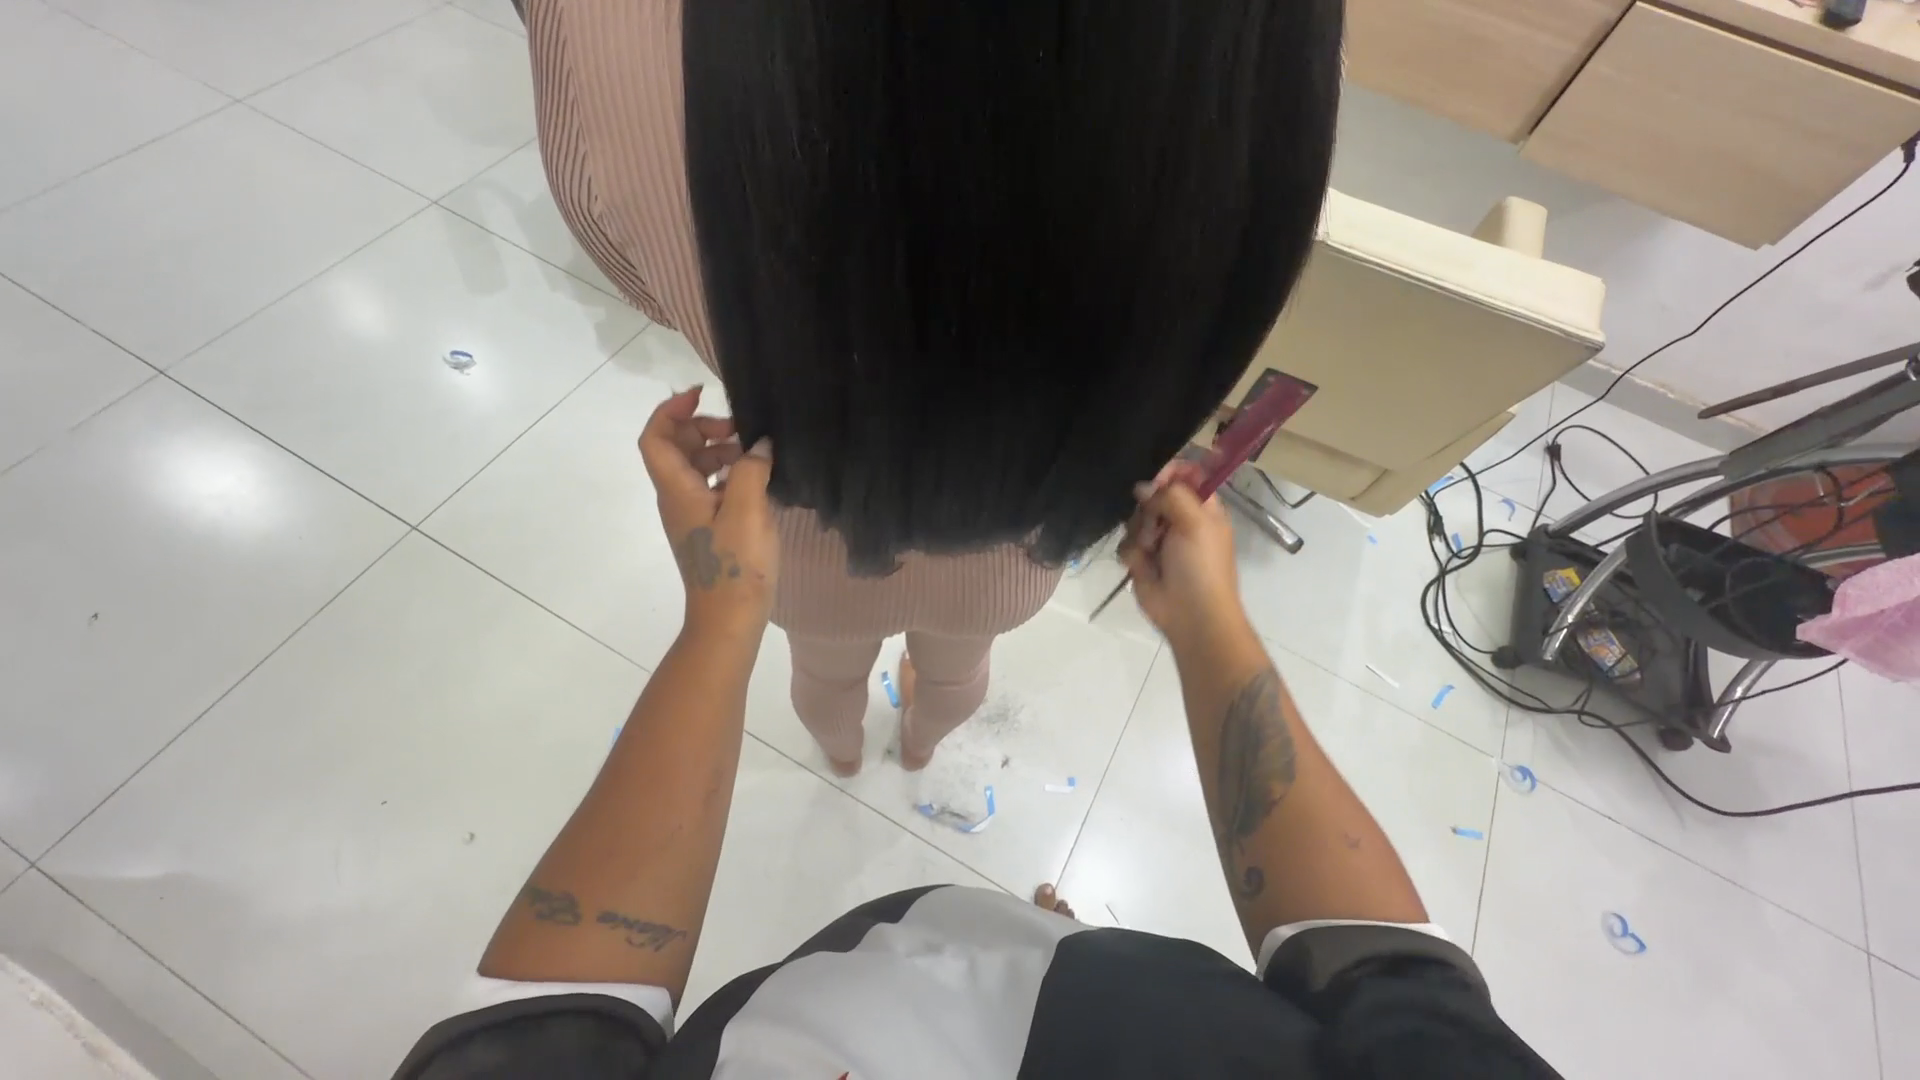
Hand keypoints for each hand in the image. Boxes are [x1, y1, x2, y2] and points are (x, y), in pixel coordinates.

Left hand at [637, 387, 777, 636]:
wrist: (730, 618)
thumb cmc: (735, 563)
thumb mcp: (747, 509)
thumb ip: (750, 468)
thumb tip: (758, 445)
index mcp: (677, 489)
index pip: (655, 437)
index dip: (671, 410)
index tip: (701, 395)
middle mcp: (677, 498)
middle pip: (676, 448)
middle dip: (704, 428)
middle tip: (742, 429)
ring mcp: (692, 516)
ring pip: (696, 469)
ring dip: (721, 452)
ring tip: (757, 454)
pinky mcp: (709, 530)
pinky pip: (712, 489)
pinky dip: (730, 475)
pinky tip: (760, 481)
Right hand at [1119, 473, 1248, 650]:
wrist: (1191, 615)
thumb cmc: (1202, 566)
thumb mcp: (1196, 523)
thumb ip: (1171, 496)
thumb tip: (1143, 487)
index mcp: (1203, 508)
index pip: (1185, 475)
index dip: (1169, 474)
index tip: (1157, 482)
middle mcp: (1180, 520)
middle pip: (1152, 495)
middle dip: (1149, 509)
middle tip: (1157, 527)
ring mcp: (1159, 540)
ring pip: (1135, 519)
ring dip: (1140, 534)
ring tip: (1151, 551)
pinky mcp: (1141, 560)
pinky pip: (1126, 544)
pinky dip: (1132, 555)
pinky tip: (1143, 567)